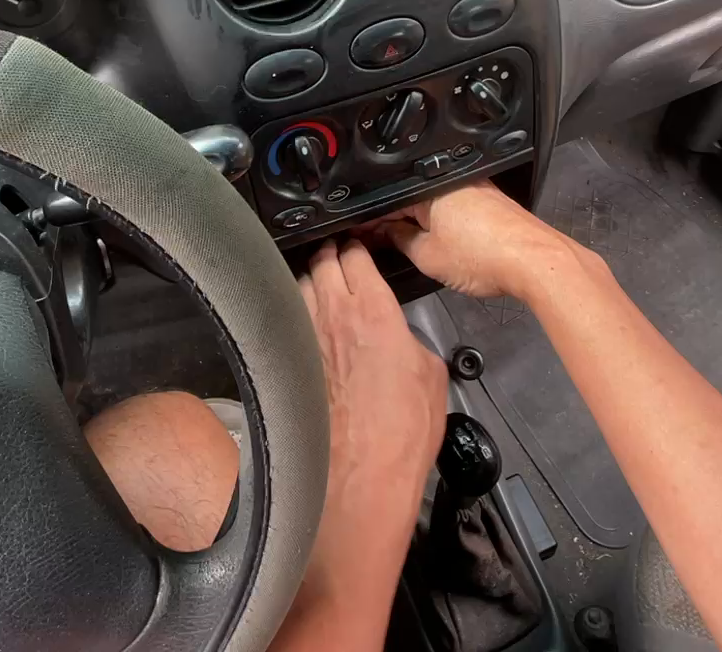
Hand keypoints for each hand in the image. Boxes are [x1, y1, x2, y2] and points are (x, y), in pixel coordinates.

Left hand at [296, 238, 446, 536]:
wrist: (364, 475)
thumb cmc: (403, 429)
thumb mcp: (431, 372)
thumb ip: (411, 340)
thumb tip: (400, 338)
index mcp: (373, 308)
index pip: (356, 255)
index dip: (357, 246)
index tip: (359, 246)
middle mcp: (333, 314)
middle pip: (321, 262)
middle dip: (329, 253)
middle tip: (336, 254)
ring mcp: (307, 336)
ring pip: (299, 285)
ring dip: (310, 278)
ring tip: (319, 280)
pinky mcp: (292, 362)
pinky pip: (290, 319)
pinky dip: (297, 309)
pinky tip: (306, 318)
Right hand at [376, 180, 596, 302]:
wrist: (534, 261)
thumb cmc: (485, 255)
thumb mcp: (427, 255)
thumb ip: (400, 240)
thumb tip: (387, 233)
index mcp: (431, 187)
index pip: (388, 201)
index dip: (371, 220)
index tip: (361, 235)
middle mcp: (453, 181)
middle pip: (411, 199)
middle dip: (394, 221)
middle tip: (382, 246)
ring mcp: (474, 189)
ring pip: (433, 205)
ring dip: (419, 223)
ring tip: (414, 250)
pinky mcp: (490, 203)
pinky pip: (454, 210)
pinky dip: (443, 225)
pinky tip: (443, 246)